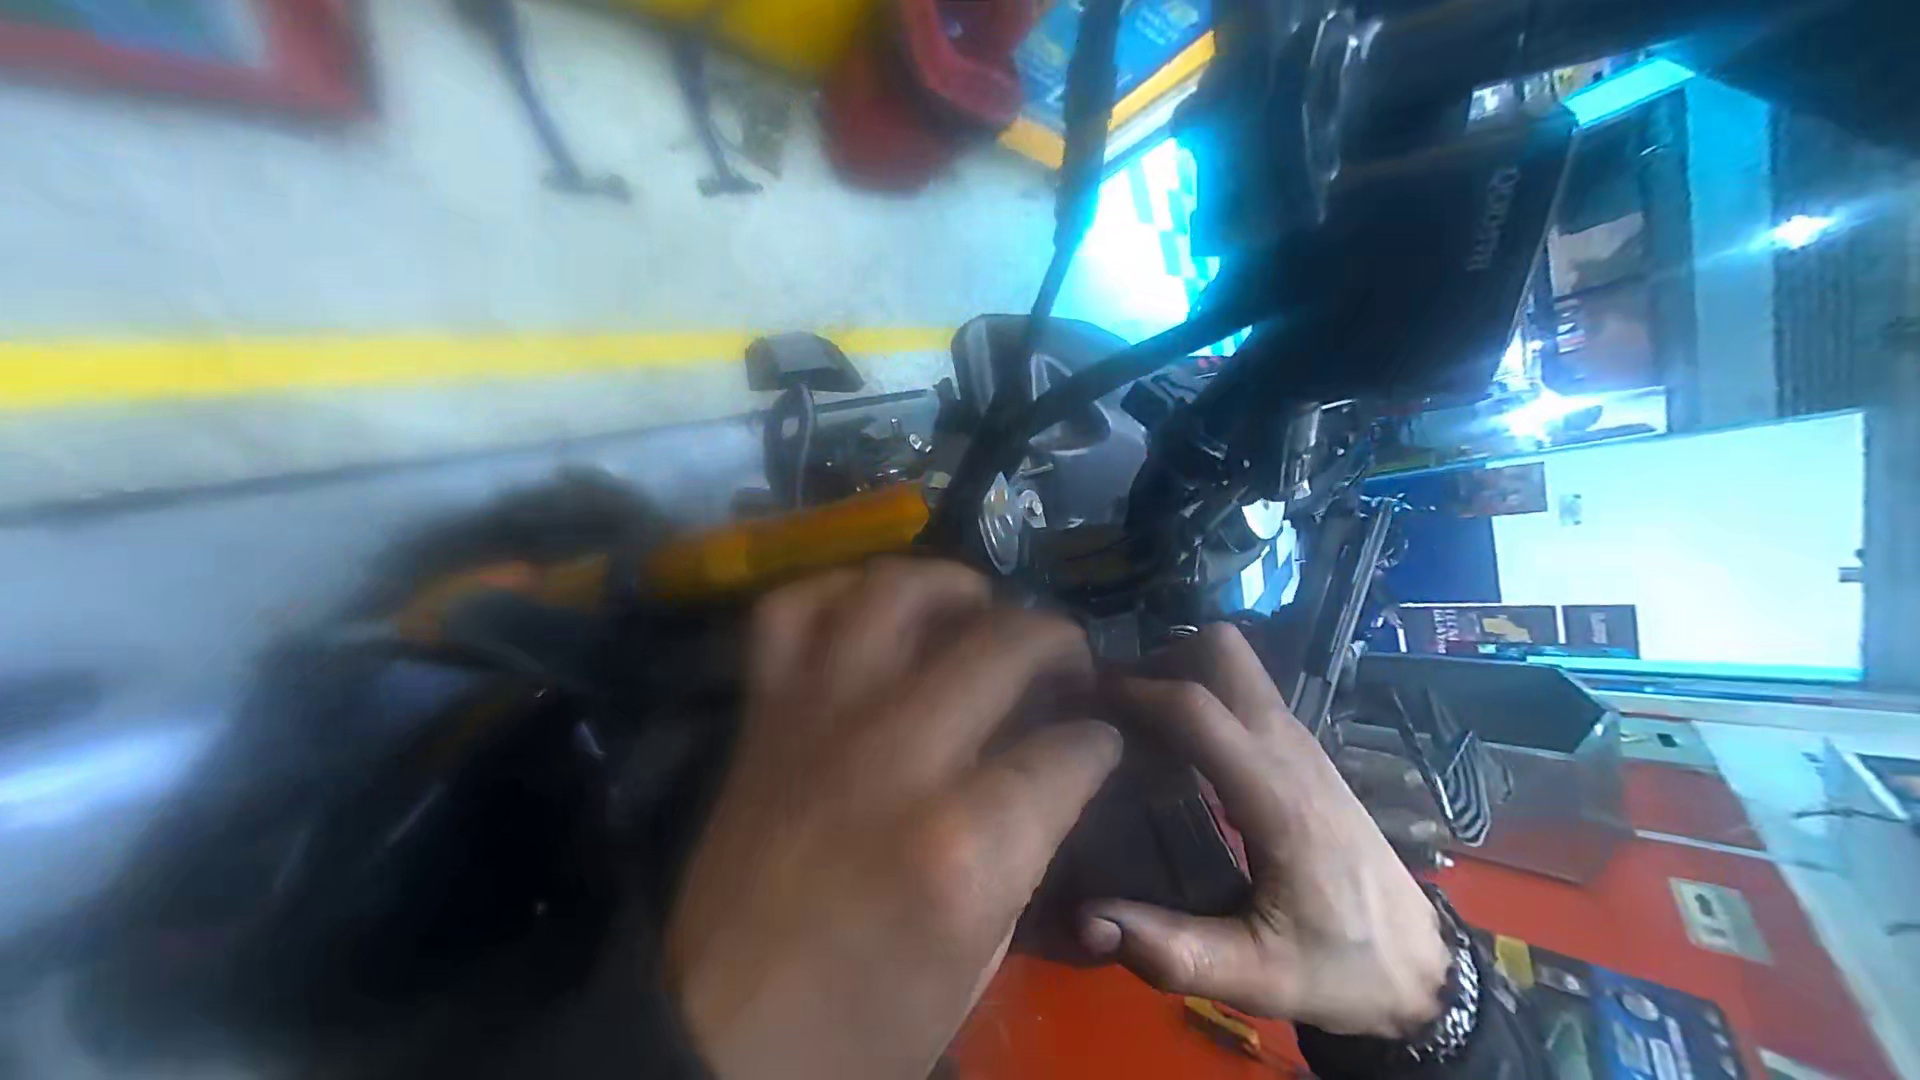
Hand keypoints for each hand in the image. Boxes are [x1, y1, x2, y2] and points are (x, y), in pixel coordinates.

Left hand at [665, 560, 1122, 1079]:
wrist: (718, 1037)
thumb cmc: (864, 1017)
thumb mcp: (981, 955)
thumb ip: (1029, 842)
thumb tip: (1062, 763)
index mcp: (964, 844)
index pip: (1068, 749)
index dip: (1099, 739)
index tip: (1100, 735)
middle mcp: (895, 756)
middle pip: (1000, 644)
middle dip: (1055, 639)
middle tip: (1063, 660)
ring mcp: (820, 720)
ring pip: (894, 593)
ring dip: (952, 585)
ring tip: (977, 607)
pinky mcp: (764, 715)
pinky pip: (792, 610)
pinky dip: (837, 592)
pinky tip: (872, 612)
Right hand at [1083, 624, 1451, 1038]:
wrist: (1426, 967)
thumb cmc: (1343, 966)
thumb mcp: (1259, 978)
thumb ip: (1174, 951)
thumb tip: (1088, 918)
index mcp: (1275, 793)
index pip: (1197, 708)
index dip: (1136, 693)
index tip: (1089, 700)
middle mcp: (1287, 746)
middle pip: (1224, 650)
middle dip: (1164, 659)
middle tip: (1122, 702)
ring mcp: (1298, 740)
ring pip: (1234, 661)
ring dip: (1180, 669)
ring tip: (1137, 717)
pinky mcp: (1300, 747)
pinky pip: (1242, 687)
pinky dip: (1200, 688)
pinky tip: (1176, 739)